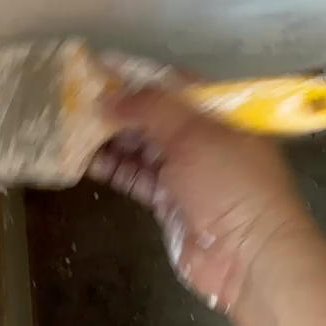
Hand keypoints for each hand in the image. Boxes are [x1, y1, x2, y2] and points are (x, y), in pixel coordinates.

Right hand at [87, 87, 316, 317]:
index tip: (99, 66)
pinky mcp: (169, 202)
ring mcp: (186, 172)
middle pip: (153, 115)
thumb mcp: (193, 134)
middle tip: (77, 98)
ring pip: (141, 145)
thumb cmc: (230, 184)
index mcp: (218, 114)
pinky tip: (86, 158)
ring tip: (73, 126)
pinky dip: (112, 166)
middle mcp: (203, 139)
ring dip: (110, 136)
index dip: (136, 74)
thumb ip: (148, 107)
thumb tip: (107, 96)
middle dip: (118, 106)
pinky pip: (135, 176)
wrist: (251, 260)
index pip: (172, 83)